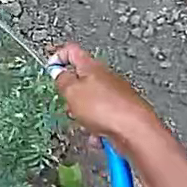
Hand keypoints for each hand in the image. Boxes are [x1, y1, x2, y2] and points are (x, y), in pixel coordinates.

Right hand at [48, 43, 165, 152]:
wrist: (135, 132)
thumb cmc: (108, 109)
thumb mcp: (72, 91)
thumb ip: (62, 79)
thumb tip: (57, 72)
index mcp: (91, 66)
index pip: (72, 51)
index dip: (58, 58)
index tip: (50, 69)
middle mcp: (105, 78)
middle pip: (80, 82)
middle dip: (70, 97)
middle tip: (69, 104)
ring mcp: (114, 96)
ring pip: (89, 105)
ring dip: (83, 116)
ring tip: (86, 123)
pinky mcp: (120, 115)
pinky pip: (100, 121)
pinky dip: (96, 130)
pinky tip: (98, 135)